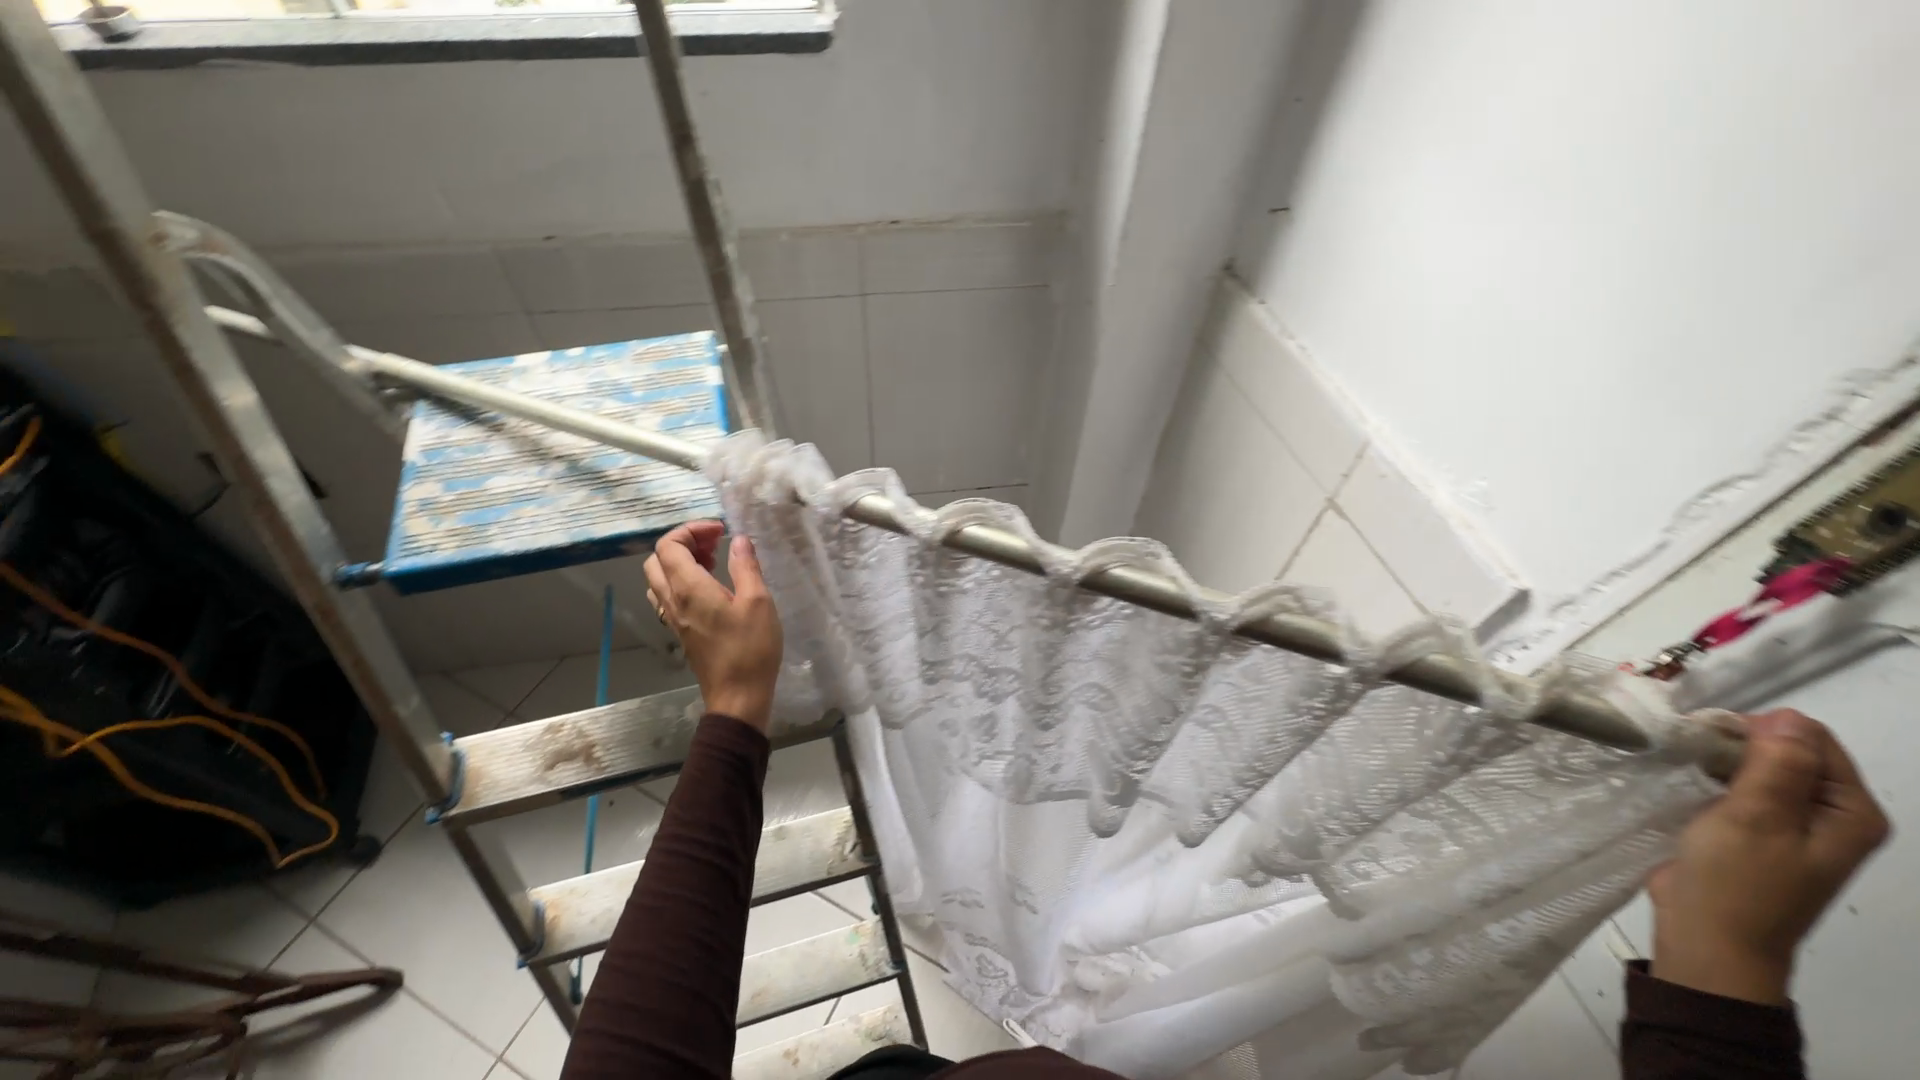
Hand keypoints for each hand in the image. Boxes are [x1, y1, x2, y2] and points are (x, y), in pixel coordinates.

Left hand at [643, 520, 783, 733]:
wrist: (738, 697)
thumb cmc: (751, 649)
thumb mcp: (758, 602)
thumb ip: (746, 567)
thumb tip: (739, 540)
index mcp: (688, 588)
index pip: (669, 545)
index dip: (691, 530)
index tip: (721, 531)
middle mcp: (673, 601)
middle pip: (657, 559)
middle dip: (684, 543)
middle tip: (716, 545)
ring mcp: (673, 618)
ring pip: (658, 579)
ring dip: (679, 562)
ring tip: (712, 563)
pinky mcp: (681, 632)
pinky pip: (667, 597)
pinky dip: (681, 582)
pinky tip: (709, 589)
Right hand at [1648, 709, 1889, 1003]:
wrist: (1709, 939)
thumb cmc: (1737, 881)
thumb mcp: (1757, 819)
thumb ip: (1777, 766)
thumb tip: (1788, 717)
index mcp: (1850, 813)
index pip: (1813, 741)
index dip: (1761, 730)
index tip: (1707, 736)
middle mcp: (1830, 814)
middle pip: (1788, 751)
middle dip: (1738, 742)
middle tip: (1689, 750)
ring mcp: (1792, 823)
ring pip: (1759, 766)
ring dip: (1720, 758)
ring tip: (1682, 762)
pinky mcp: (1755, 830)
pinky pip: (1740, 787)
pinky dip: (1712, 776)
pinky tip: (1685, 781)